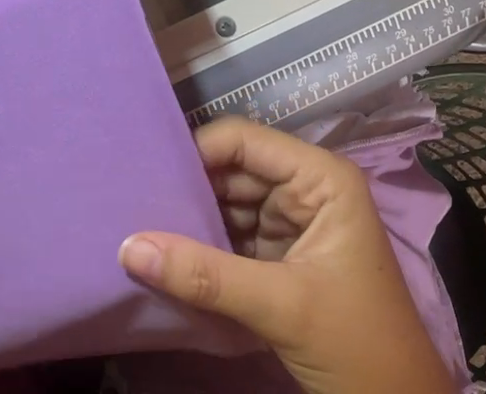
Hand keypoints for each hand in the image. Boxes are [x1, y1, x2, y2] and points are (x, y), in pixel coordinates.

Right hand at [119, 117, 453, 393]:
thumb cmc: (357, 344)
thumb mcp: (281, 306)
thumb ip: (205, 275)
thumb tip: (127, 247)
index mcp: (320, 179)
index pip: (244, 141)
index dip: (196, 153)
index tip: (144, 175)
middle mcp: (305, 189)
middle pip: (231, 171)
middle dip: (186, 189)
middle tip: (130, 202)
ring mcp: (292, 224)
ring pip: (226, 206)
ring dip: (188, 220)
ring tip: (135, 226)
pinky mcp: (279, 259)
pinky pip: (229, 239)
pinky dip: (200, 249)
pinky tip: (163, 256)